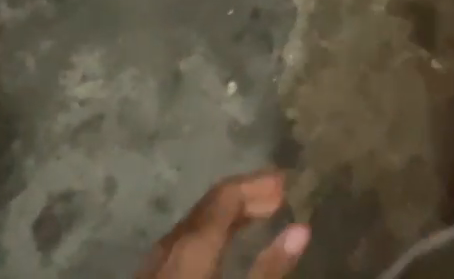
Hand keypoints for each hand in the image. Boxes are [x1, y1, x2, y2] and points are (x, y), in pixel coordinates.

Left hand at [138, 171, 308, 278]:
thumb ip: (269, 269)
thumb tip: (301, 230)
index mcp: (192, 247)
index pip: (225, 196)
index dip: (256, 184)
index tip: (286, 184)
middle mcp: (168, 248)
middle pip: (207, 208)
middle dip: (244, 198)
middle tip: (277, 198)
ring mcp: (152, 268)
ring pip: (192, 226)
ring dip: (226, 217)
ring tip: (257, 219)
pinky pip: (181, 245)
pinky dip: (208, 236)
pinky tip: (220, 250)